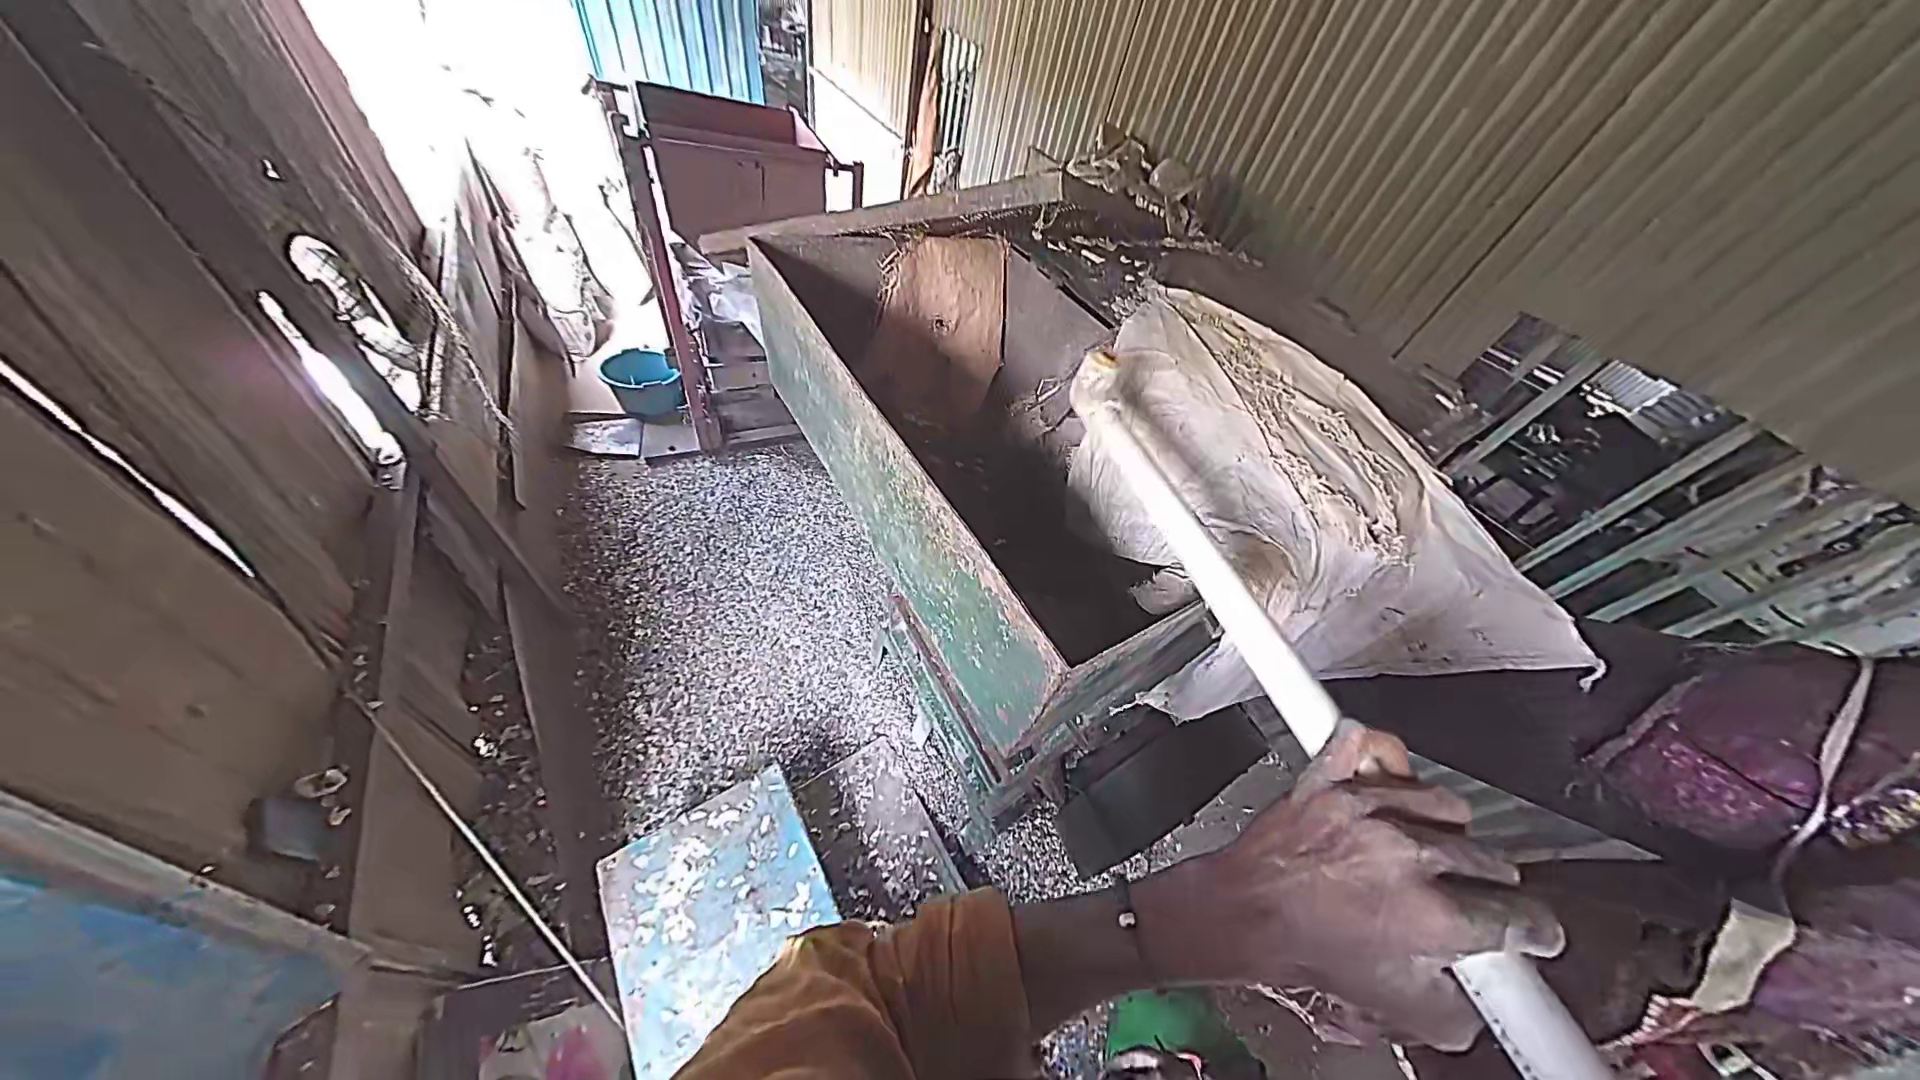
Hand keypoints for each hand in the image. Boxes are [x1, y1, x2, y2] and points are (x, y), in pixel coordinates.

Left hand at [1132, 719, 1563, 1050]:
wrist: (1241, 912)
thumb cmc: (1304, 952)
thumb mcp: (1404, 1012)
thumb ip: (1467, 1007)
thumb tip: (1493, 989)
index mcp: (1430, 916)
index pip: (1522, 916)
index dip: (1530, 929)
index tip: (1526, 927)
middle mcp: (1403, 854)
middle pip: (1488, 858)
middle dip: (1484, 883)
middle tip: (1462, 892)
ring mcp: (1361, 809)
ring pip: (1443, 803)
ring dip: (1442, 827)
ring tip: (1422, 846)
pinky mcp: (1325, 781)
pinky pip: (1366, 742)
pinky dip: (1381, 756)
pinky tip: (1385, 778)